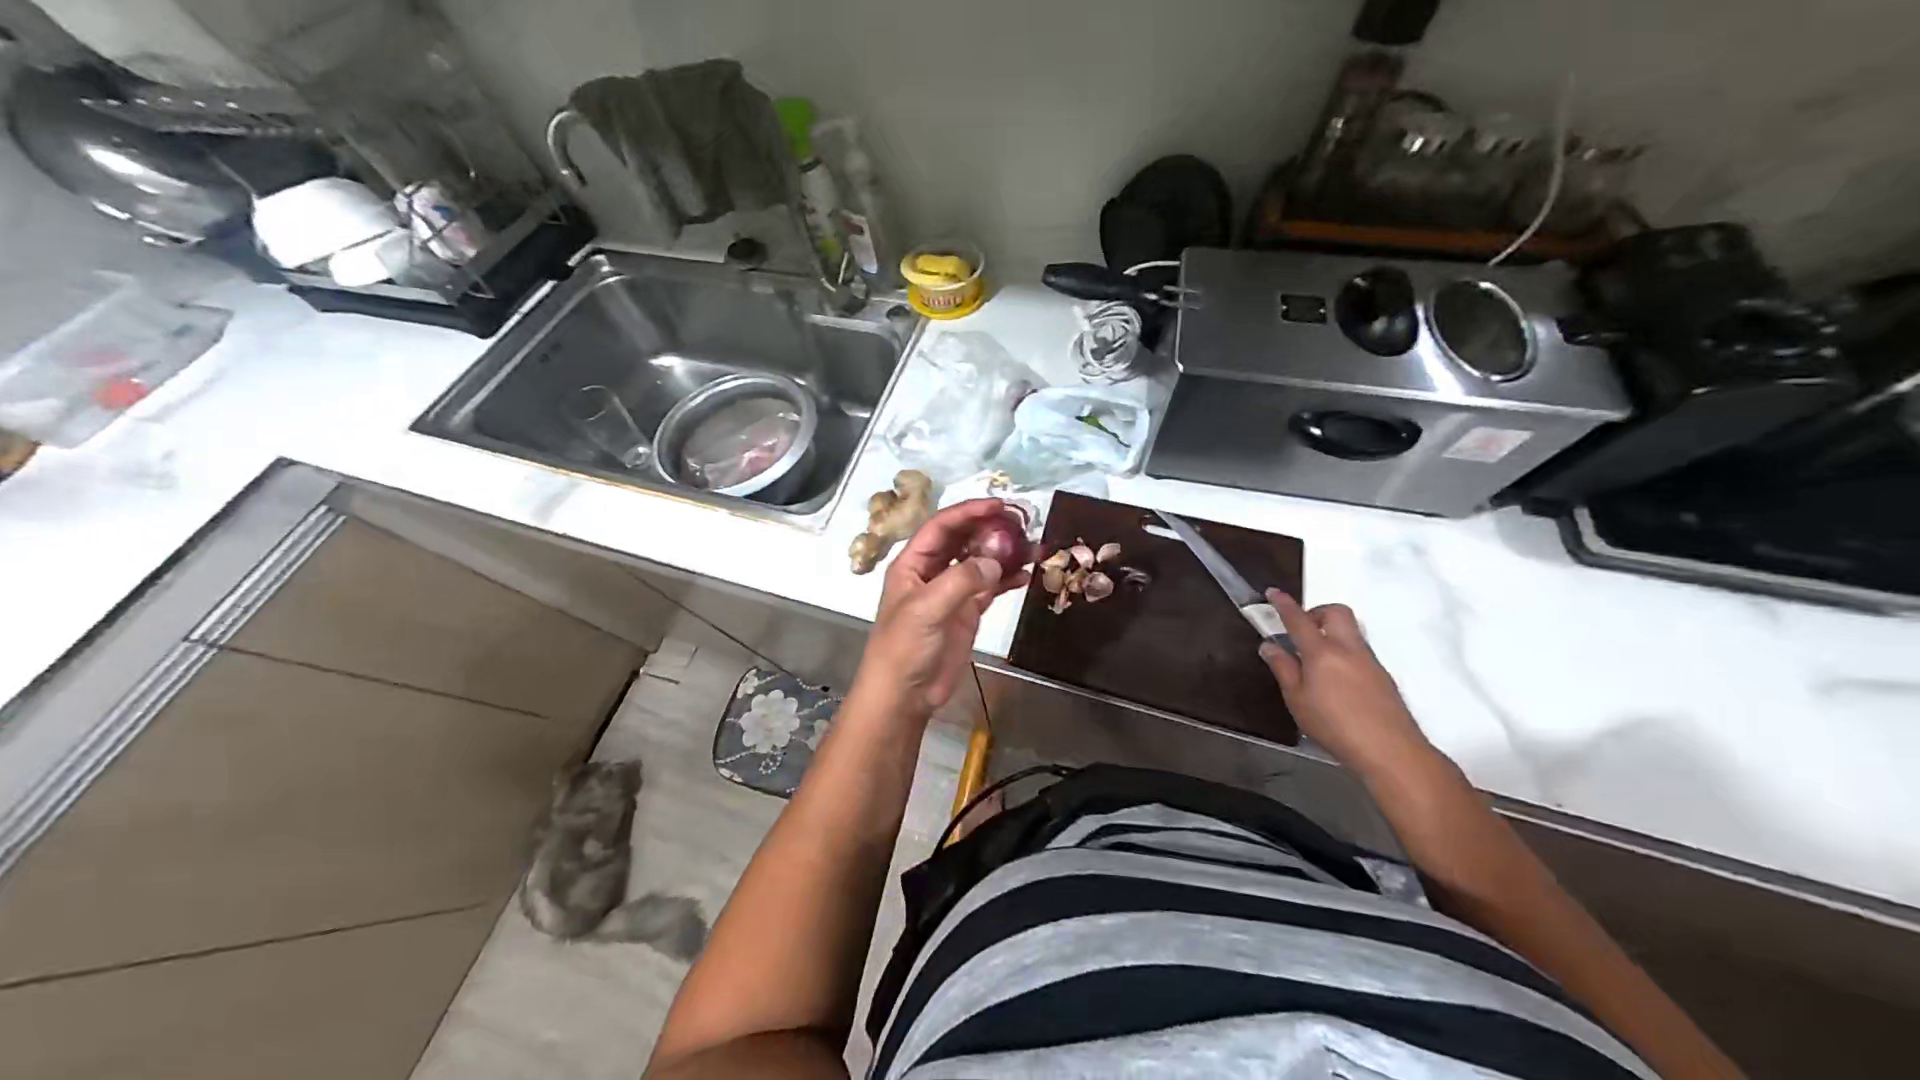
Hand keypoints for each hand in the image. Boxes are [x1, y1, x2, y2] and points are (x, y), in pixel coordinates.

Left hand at [850, 499, 1030, 719]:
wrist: (904, 694)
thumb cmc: (904, 648)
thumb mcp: (927, 609)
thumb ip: (961, 581)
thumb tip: (996, 561)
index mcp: (912, 564)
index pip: (941, 526)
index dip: (968, 511)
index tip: (998, 505)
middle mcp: (932, 572)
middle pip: (962, 539)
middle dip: (989, 528)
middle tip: (1021, 522)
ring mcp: (951, 592)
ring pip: (980, 562)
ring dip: (1003, 553)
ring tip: (1031, 545)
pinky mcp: (967, 612)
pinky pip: (990, 588)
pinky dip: (1007, 580)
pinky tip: (1027, 575)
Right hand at [1259, 588, 1436, 780]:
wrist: (1390, 750)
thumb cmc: (1335, 726)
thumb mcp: (1297, 700)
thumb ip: (1283, 669)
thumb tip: (1270, 647)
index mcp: (1322, 653)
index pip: (1299, 620)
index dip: (1284, 604)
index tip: (1273, 593)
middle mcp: (1349, 649)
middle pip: (1336, 612)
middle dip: (1316, 612)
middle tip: (1301, 630)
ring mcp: (1369, 661)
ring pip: (1349, 631)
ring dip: (1330, 633)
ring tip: (1314, 661)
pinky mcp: (1382, 675)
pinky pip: (1358, 651)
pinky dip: (1343, 653)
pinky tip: (1334, 680)